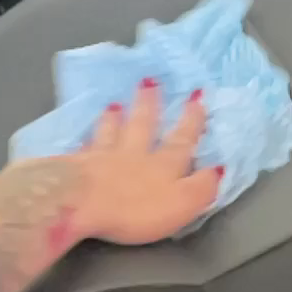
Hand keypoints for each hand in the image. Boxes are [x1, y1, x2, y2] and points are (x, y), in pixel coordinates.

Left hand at [38, 78, 219, 246]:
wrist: (77, 204)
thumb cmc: (133, 209)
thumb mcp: (180, 204)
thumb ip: (201, 187)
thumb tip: (218, 168)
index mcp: (162, 166)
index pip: (182, 141)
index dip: (192, 121)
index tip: (198, 96)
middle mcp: (132, 155)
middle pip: (142, 126)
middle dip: (150, 104)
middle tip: (150, 81)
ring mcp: (100, 158)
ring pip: (110, 132)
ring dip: (115, 118)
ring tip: (115, 104)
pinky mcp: (72, 167)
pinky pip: (81, 149)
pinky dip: (84, 139)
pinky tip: (81, 135)